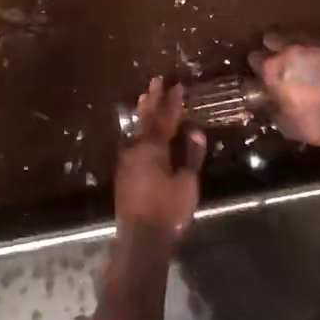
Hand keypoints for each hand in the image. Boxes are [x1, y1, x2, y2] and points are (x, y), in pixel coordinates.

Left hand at [115, 77, 205, 239]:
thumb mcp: (187, 182)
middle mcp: (136, 149)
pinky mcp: (123, 174)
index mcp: (154, 148)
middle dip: (153, 100)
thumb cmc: (168, 209)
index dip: (173, 102)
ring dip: (142, 114)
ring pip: (136, 131)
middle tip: (155, 81)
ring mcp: (127, 161)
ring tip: (144, 98)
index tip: (177, 85)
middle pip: (146, 119)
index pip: (166, 118)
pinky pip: (132, 143)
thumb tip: (195, 130)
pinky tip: (139, 132)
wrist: (140, 239)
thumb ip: (191, 155)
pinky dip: (138, 132)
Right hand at [248, 33, 319, 151]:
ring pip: (292, 37)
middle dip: (270, 48)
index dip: (256, 66)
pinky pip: (311, 42)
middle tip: (276, 61)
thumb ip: (272, 107)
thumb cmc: (313, 123)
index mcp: (271, 69)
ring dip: (289, 45)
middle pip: (271, 39)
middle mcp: (287, 51)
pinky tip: (311, 59)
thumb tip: (267, 101)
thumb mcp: (284, 123)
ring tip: (293, 57)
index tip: (258, 72)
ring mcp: (309, 46)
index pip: (254, 58)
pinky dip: (308, 49)